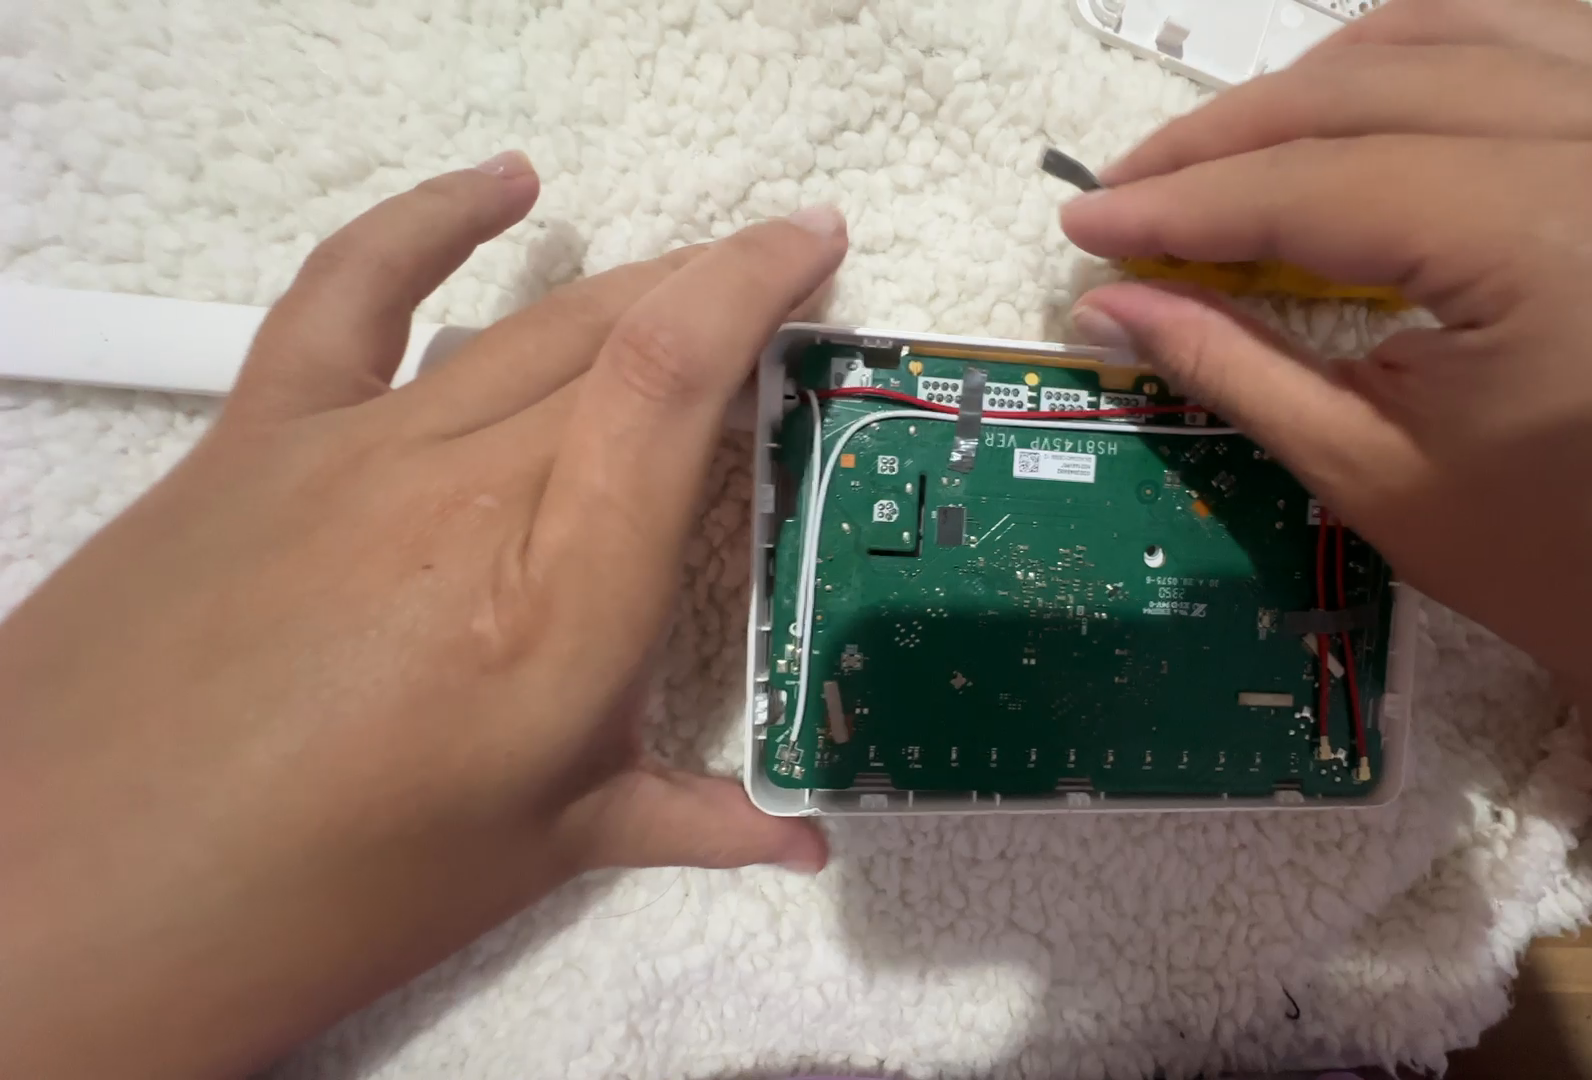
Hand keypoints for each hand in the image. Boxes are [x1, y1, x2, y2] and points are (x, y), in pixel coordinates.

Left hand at [0, 152, 843, 1078]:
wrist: (60, 917)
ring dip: (643, 280)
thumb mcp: (560, 844)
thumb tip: (814, 843)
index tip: (817, 241)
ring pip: (533, 320)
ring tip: (711, 269)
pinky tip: (508, 185)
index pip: (669, 382)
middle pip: (619, 331)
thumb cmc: (352, 886)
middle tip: (796, 274)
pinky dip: (434, 218)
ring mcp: (356, 450)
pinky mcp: (263, 437)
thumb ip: (708, 820)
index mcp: (562, 595)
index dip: (753, 284)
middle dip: (724, 284)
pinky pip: (353, 291)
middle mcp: (467, 493)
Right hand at [1061, 0, 1591, 725]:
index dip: (1186, 203)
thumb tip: (1103, 304)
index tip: (1087, 220)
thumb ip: (1222, 361)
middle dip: (1226, 139)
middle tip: (1127, 186)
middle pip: (1382, 88)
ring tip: (1215, 153)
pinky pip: (1538, 45)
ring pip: (1458, 35)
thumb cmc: (1524, 552)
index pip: (1327, 187)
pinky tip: (1342, 108)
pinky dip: (1419, 62)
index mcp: (1573, 244)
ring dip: (1309, 86)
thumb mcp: (1352, 463)